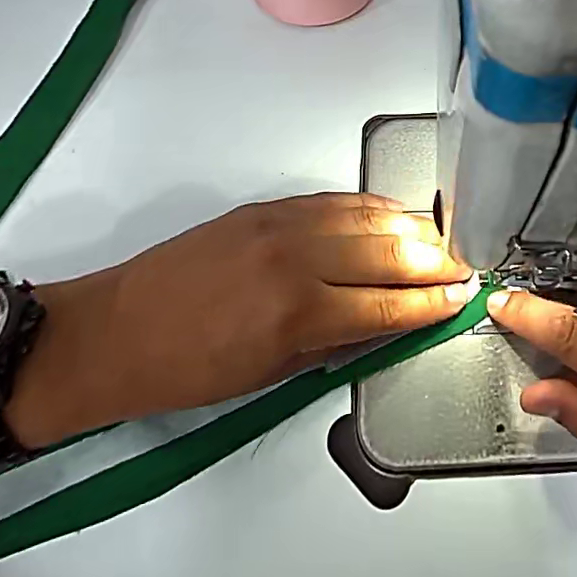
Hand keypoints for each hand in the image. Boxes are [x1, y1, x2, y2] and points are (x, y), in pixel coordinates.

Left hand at [8, 193, 477, 446]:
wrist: (113, 332)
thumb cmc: (187, 370)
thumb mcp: (269, 375)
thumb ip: (335, 343)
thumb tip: (385, 323)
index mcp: (298, 315)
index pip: (389, 305)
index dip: (432, 303)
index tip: (462, 297)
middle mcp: (296, 260)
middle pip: (389, 253)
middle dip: (436, 261)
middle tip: (463, 267)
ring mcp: (280, 225)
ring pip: (367, 217)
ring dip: (411, 228)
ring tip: (438, 240)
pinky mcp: (265, 208)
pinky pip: (333, 201)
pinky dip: (369, 206)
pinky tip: (391, 213)